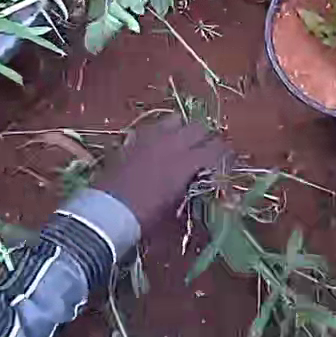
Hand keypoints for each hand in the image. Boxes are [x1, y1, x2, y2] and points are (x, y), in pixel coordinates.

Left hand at [93, 118, 225, 235]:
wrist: (107, 211)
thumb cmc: (145, 216)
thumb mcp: (175, 206)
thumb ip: (191, 188)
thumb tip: (201, 181)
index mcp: (185, 163)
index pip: (216, 149)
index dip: (226, 154)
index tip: (228, 159)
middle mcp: (171, 144)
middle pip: (199, 128)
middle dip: (207, 138)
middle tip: (207, 151)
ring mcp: (151, 137)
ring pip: (177, 120)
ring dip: (184, 129)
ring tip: (183, 143)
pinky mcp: (135, 138)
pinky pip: (155, 126)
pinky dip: (163, 132)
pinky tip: (161, 145)